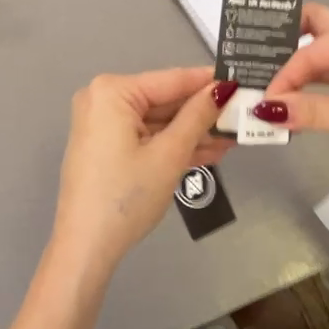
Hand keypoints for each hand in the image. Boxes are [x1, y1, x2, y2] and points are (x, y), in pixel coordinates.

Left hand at [50, 68, 231, 273]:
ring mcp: (102, 125)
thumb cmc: (127, 196)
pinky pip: (146, 137)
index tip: (242, 79)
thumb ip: (198, 117)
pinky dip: (172, 145)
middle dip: (202, 112)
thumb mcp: (169, 155)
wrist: (85, 249)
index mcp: (112, 91)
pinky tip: (208, 152)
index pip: (172, 79)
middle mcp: (103, 99)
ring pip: (157, 122)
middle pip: (164, 100)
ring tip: (234, 138)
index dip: (209, 81)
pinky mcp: (106, 147)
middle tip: (242, 115)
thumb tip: (223, 89)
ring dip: (192, 132)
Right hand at [255, 5, 328, 181]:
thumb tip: (267, 110)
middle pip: (312, 34)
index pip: (312, 48)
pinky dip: (311, 94)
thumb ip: (316, 112)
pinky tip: (291, 108)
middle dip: (282, 48)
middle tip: (249, 65)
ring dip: (295, 76)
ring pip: (321, 61)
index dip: (284, 72)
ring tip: (263, 91)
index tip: (261, 98)